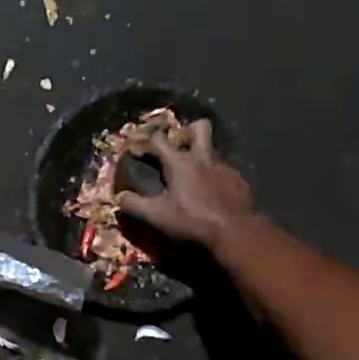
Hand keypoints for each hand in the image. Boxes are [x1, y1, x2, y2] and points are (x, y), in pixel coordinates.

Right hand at [115, 118, 254, 246]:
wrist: (235, 231)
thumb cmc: (191, 219)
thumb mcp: (155, 215)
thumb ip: (133, 204)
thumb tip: (119, 197)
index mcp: (180, 163)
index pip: (159, 140)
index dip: (144, 142)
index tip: (136, 151)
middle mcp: (203, 159)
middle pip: (200, 128)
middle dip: (187, 130)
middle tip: (177, 146)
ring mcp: (225, 168)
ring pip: (212, 152)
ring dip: (200, 159)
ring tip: (191, 178)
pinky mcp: (239, 181)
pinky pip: (224, 171)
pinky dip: (214, 178)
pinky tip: (210, 194)